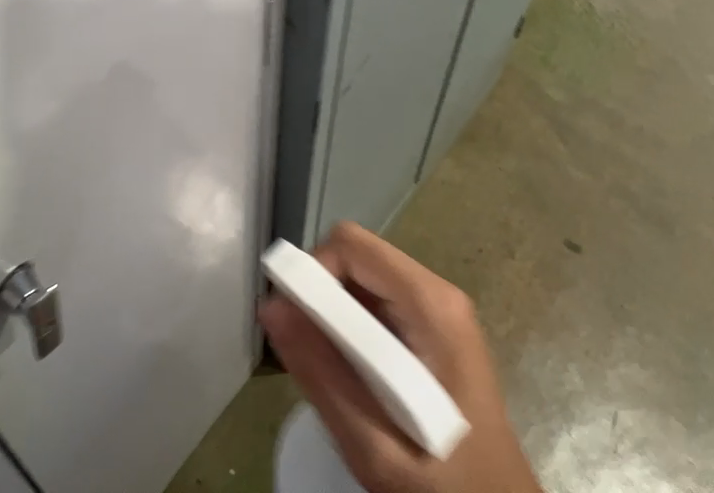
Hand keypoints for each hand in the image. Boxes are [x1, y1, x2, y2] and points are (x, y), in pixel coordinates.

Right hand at [259, 223, 541, 492]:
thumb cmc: (442, 480)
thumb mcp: (373, 442)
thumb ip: (321, 372)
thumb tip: (271, 305)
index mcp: (431, 306)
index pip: (350, 245)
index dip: (312, 273)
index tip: (294, 324)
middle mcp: (437, 294)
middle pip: (355, 257)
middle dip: (319, 295)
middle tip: (307, 352)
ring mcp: (438, 311)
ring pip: (361, 280)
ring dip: (331, 314)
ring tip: (328, 371)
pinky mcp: (433, 330)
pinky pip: (375, 305)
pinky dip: (349, 328)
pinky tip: (352, 377)